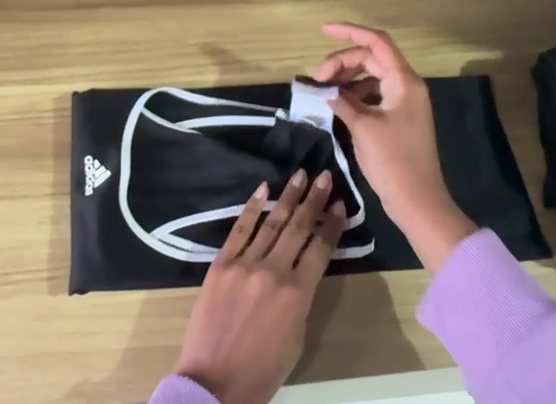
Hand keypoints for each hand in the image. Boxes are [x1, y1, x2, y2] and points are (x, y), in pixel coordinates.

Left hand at [172, 169, 346, 403]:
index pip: (320, 249)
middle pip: (298, 228)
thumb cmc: (263, 369)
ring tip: (301, 174)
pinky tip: (263, 189)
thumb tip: (301, 270)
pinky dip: (252, 207)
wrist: (215, 380)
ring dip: (288, 196)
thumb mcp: (296, 336)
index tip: (341, 204)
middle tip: (324, 176)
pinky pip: (240, 229)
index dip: (332, 225)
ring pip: (271, 222)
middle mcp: (273, 271)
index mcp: (298, 294)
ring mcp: (244, 264)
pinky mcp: (221, 263)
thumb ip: (301, 298)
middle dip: (314, 200)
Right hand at [316, 23, 476, 269]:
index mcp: (404, 81)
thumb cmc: (394, 160)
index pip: (376, 42)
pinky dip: (354, 94)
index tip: (322, 30)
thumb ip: (342, 101)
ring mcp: (403, 102)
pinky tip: (337, 104)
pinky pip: (373, 94)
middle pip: (371, 58)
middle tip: (318, 80)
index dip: (349, 31)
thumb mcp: (363, 127)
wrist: (418, 201)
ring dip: (346, 78)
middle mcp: (406, 85)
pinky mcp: (398, 118)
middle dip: (342, 61)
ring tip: (324, 91)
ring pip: (371, 76)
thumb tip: (325, 90)